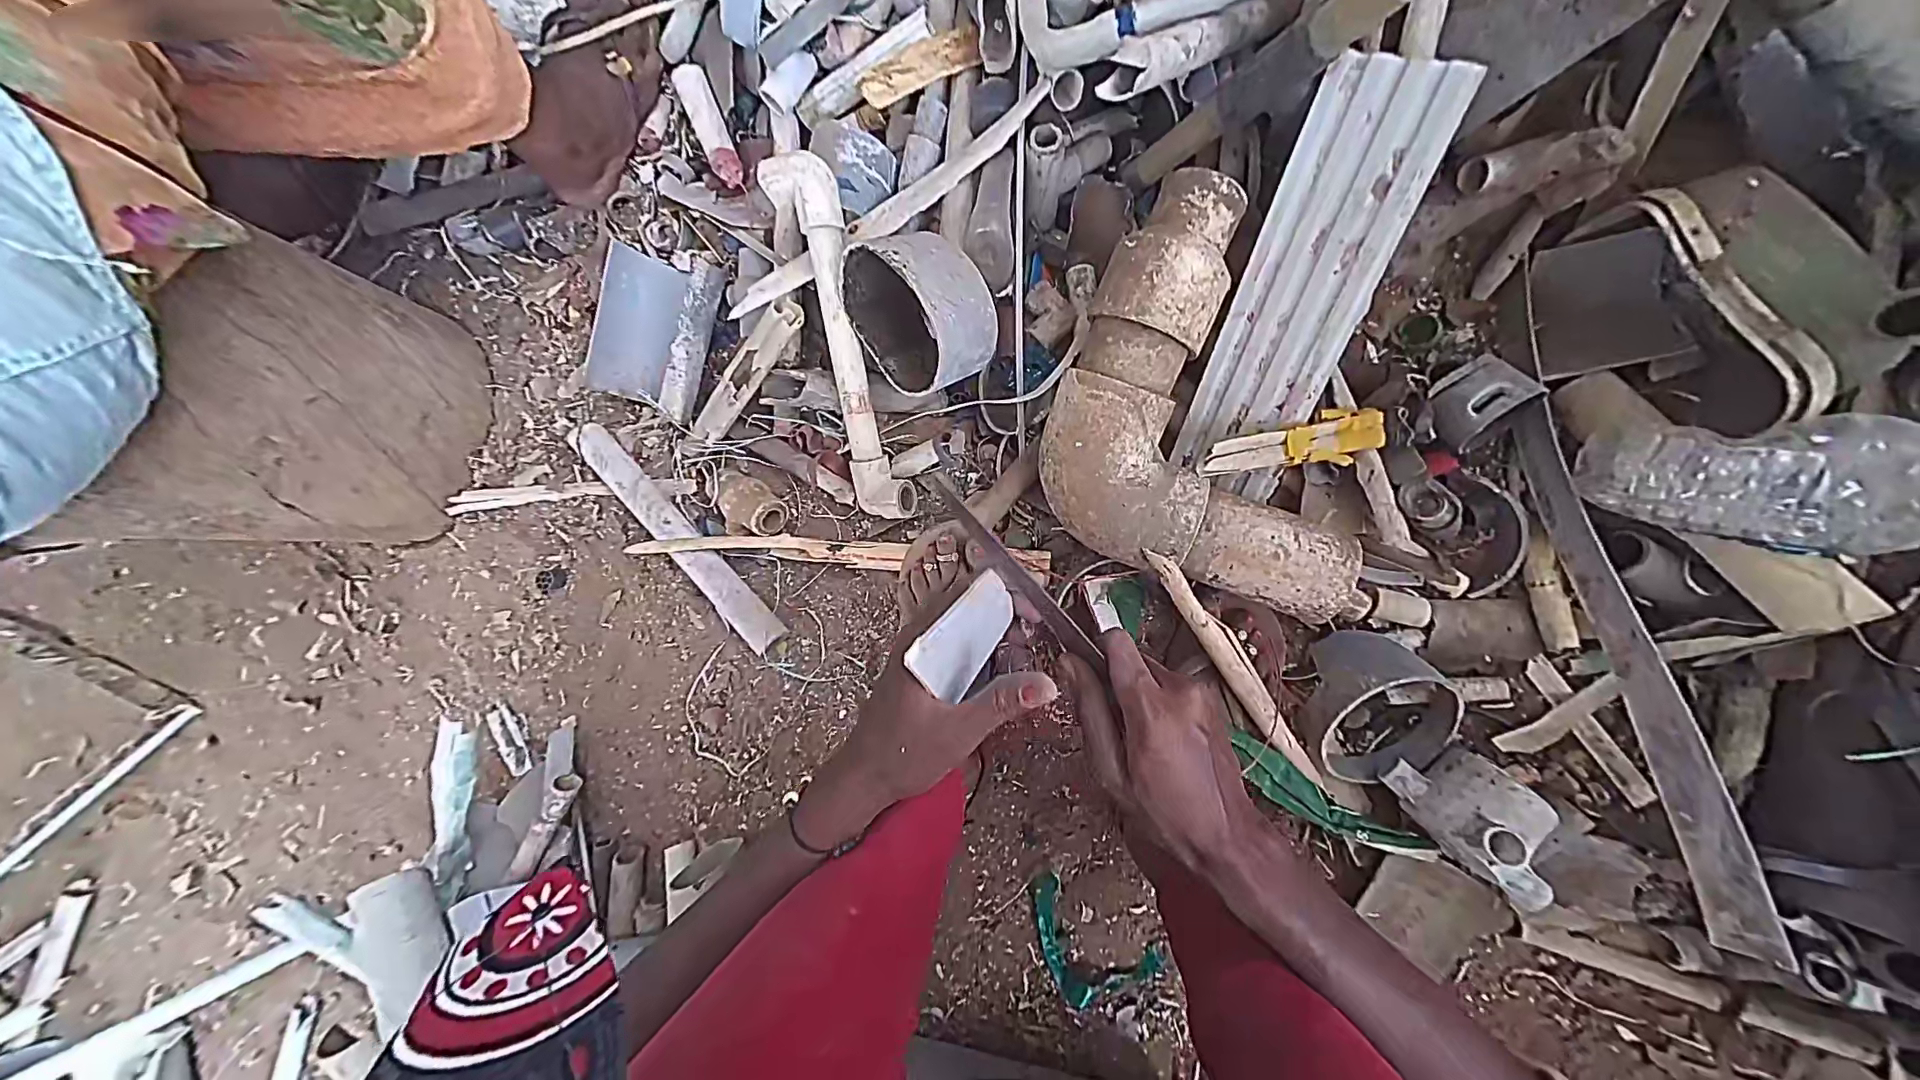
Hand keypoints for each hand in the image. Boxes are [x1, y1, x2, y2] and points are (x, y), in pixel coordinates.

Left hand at [793, 570, 1057, 849]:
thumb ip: (1002, 703)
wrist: (863, 777)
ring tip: (1021, 647)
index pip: (966, 593)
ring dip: (995, 628)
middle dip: (1006, 610)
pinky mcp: (922, 667)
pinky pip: (957, 642)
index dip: (1004, 593)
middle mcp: (918, 639)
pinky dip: (982, 645)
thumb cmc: (900, 755)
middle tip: (1032, 633)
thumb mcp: (959, 731)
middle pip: (967, 602)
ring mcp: (918, 652)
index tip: (1032, 613)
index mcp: (922, 643)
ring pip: (963, 622)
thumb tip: (1046, 684)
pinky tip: (1000, 665)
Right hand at [1061, 629, 1264, 874]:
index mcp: (1152, 706)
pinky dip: (1158, 702)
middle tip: (1112, 723)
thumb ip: (1089, 709)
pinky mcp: (1211, 700)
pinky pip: (1170, 685)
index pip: (1117, 642)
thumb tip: (1070, 664)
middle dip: (1115, 682)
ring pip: (1150, 672)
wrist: (1226, 836)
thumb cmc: (1165, 813)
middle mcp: (1181, 689)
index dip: (1095, 650)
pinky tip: (1160, 738)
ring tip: (1138, 737)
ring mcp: (1201, 693)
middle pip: (1132, 659)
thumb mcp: (1110, 769)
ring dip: (1137, 694)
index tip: (1085, 669)